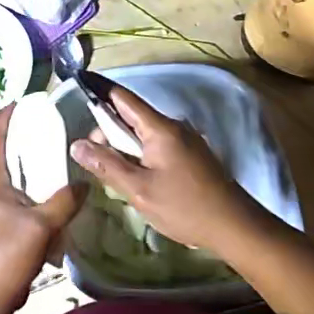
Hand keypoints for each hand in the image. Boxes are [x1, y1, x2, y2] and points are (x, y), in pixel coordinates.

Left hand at [0, 105, 84, 310]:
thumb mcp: (42, 223)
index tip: (17, 102)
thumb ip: (64, 200)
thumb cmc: (8, 252)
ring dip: (26, 165)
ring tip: (51, 155)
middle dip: (17, 138)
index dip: (3, 120)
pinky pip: (20, 199)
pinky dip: (34, 189)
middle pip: (1, 156)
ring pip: (12, 179)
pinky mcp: (3, 228)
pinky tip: (53, 195)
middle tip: (41, 125)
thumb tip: (84, 183)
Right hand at [69, 86, 271, 254]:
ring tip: (113, 173)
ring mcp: (185, 140)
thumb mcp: (139, 190)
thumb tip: (77, 144)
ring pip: (143, 133)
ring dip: (123, 146)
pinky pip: (156, 145)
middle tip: (93, 158)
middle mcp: (173, 126)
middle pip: (131, 116)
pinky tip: (135, 178)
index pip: (122, 97)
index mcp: (160, 128)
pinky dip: (139, 154)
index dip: (98, 90)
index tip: (78, 86)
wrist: (236, 228)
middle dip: (107, 131)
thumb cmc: (185, 207)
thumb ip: (106, 165)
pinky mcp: (191, 156)